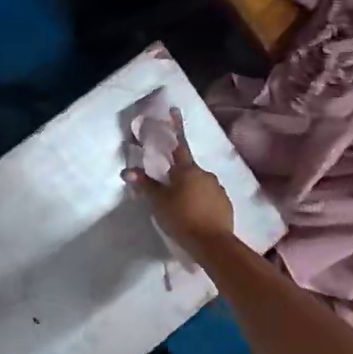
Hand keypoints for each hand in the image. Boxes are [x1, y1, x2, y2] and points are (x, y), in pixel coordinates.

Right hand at [123, 107, 236, 253]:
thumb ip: (144, 185)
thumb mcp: (158, 201)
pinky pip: (208, 197)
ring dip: (188, 189)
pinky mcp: (225, 204)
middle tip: (165, 188)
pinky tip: (191, 214)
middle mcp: (205, 174)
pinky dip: (198, 201)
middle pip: (187, 168)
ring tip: (177, 206)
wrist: (213, 244)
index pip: (179, 144)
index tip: (174, 109)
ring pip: (198, 183)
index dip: (176, 127)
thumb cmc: (181, 217)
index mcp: (187, 169)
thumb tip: (126, 171)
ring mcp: (218, 189)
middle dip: (177, 174)